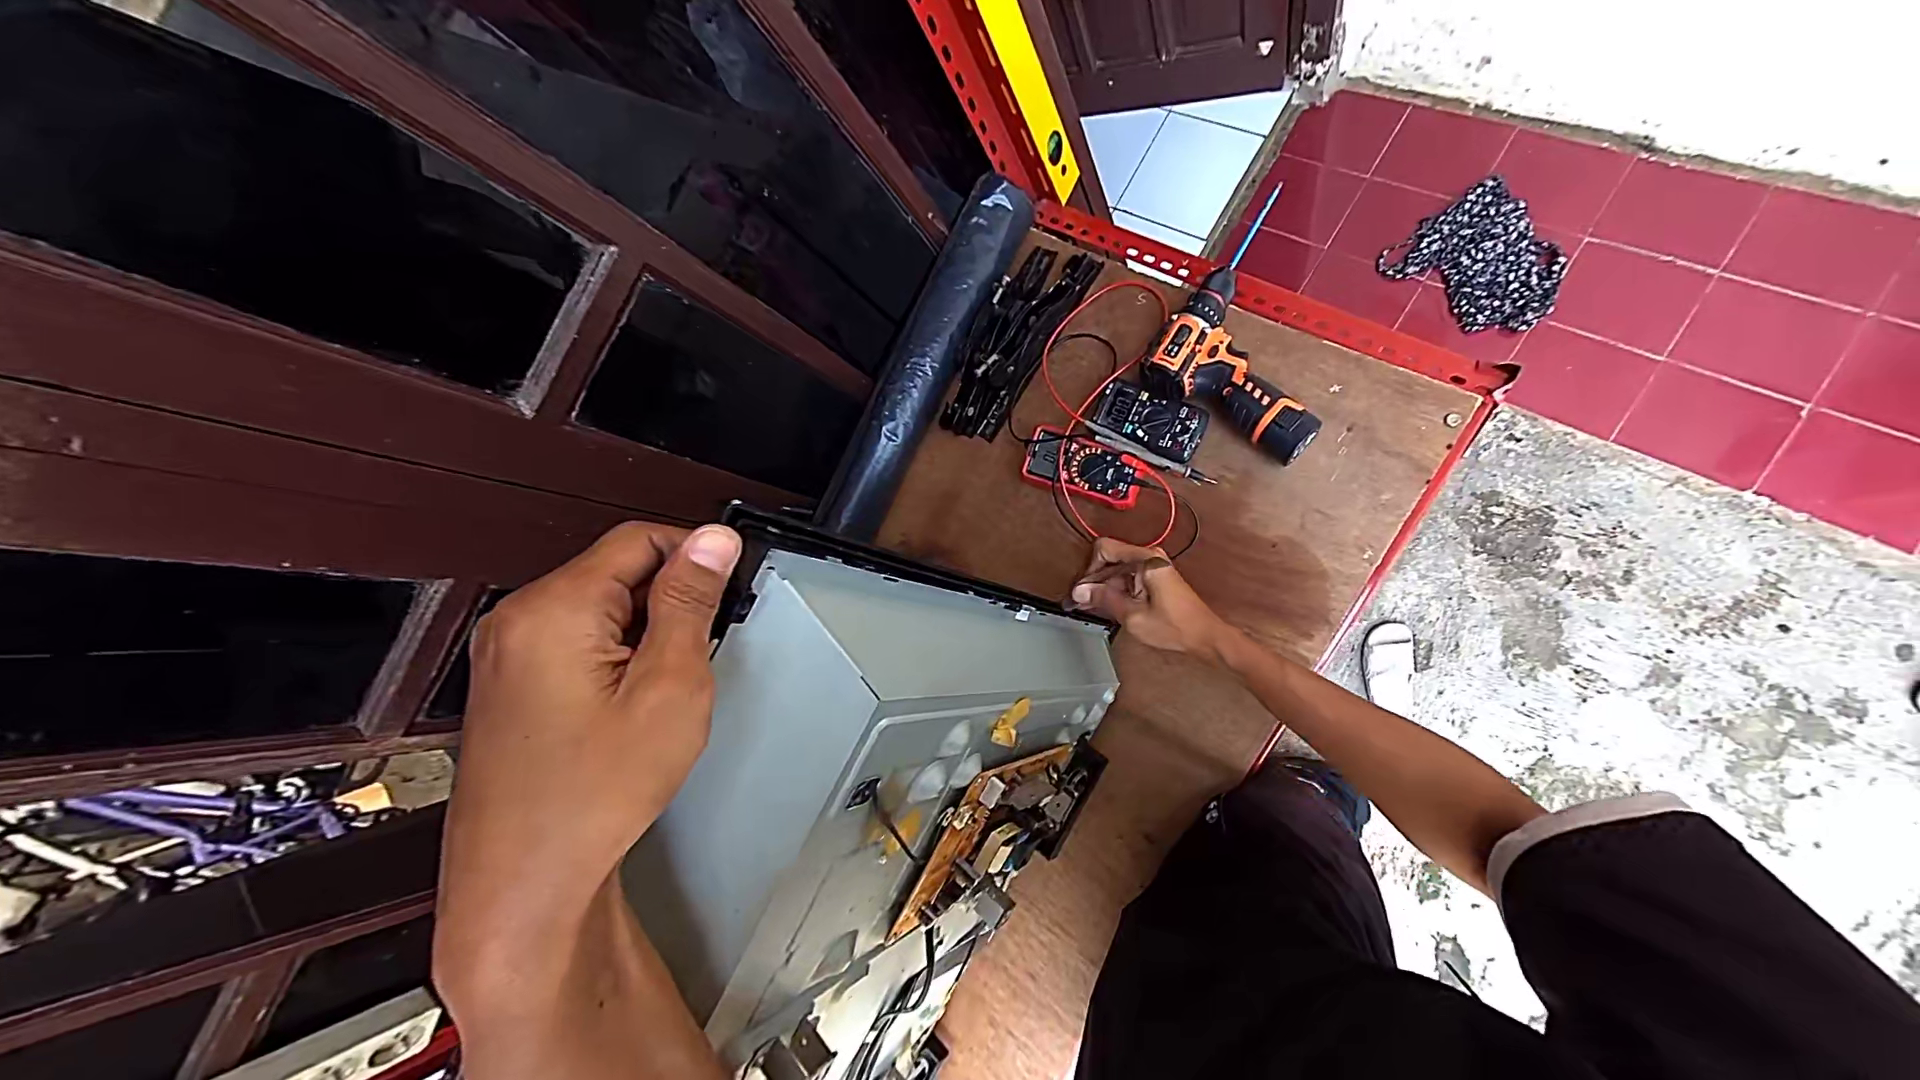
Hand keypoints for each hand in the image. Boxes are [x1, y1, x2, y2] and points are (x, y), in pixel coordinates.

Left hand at [439, 522, 741, 972]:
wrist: (525, 882)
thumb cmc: (589, 798)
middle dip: (670, 598)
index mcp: (554, 610)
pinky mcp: (514, 677)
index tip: (726, 585)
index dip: (694, 554)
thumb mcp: (670, 687)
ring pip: (603, 603)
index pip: (640, 538)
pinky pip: (580, 635)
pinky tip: (633, 698)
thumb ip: (690, 602)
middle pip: (618, 568)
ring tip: (663, 685)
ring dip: (647, 627)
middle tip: (697, 652)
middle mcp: (519, 620)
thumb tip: (712, 542)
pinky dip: (619, 651)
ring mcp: (509, 650)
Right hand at [1064, 538, 1234, 660]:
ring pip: (1117, 569)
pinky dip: (1117, 590)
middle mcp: (1150, 557)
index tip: (1084, 589)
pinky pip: (1128, 577)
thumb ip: (1105, 599)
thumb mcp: (1133, 615)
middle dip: (1095, 580)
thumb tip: (1081, 590)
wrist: (1205, 637)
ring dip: (1105, 587)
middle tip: (1082, 601)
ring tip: (1095, 607)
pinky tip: (1110, 606)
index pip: (1104, 548)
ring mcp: (1153, 566)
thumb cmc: (1178, 626)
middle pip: (1110, 559)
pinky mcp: (1155, 577)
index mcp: (1146, 560)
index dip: (1090, 569)